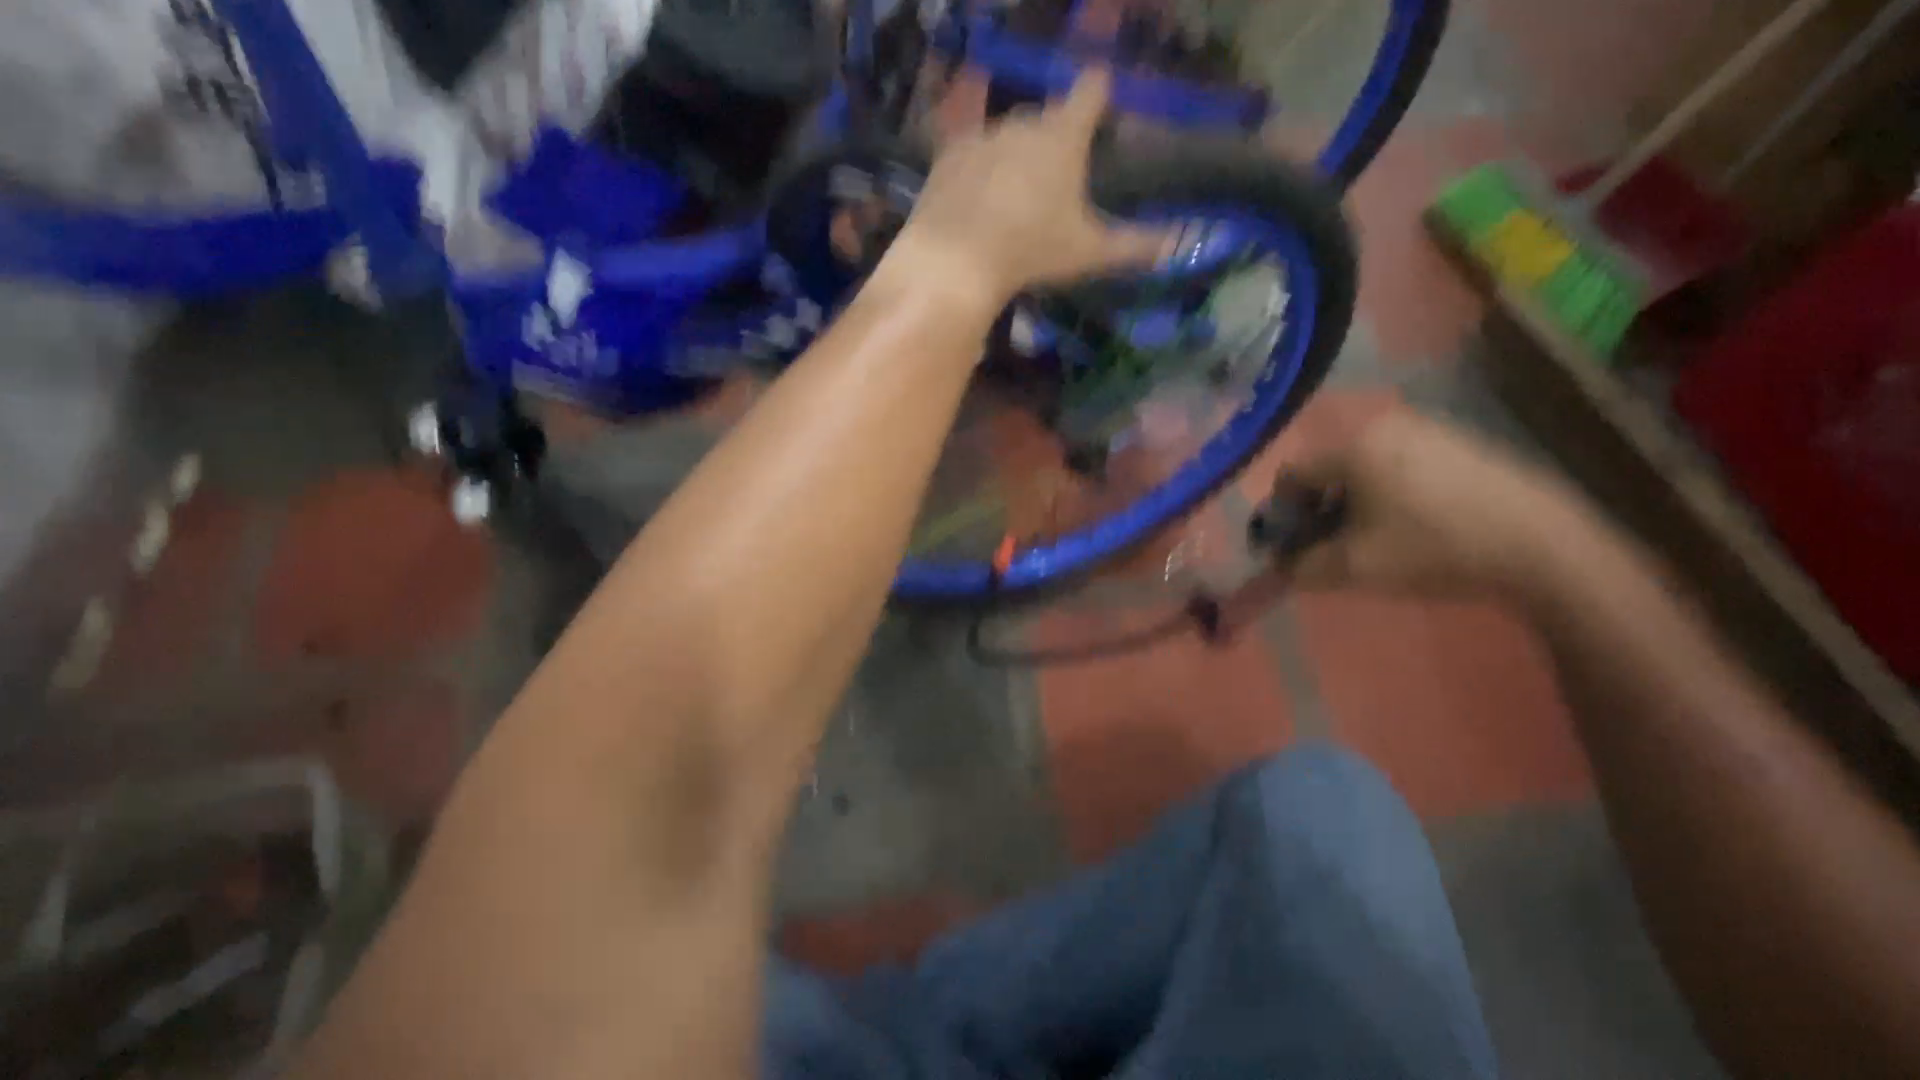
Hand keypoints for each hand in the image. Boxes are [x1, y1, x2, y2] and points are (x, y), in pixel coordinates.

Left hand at [885, 70, 1170, 305]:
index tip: (1104, 109)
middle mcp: (1023, 123)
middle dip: (1056, 138)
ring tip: (1016, 197)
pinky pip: (973, 151)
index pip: (1092, 90)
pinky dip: (980, 168)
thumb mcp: (1090, 252)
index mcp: (1063, 137)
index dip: (1101, 94)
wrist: (954, 262)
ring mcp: (982, 136)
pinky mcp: (948, 155)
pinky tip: (980, 201)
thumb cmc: (1032, 252)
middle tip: (1059, 181)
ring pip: (1009, 133)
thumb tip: (1183, 242)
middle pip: (1048, 115)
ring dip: (1017, 154)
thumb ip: (1137, 244)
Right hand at [1288, 411, 1604, 601]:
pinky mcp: (1462, 443)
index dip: (1283, 516)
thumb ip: (1302, 567)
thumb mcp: (1356, 568)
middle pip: (1330, 469)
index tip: (1296, 550)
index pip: (1292, 475)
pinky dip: (1393, 495)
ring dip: (1357, 504)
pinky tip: (1418, 528)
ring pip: (1367, 468)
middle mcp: (1386, 424)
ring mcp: (1430, 429)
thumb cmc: (1434, 548)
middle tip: (1336, 551)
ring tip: (1379, 543)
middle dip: (1321, 511)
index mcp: (1354, 446)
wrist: (1540, 545)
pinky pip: (1404, 466)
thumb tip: (1279, 567)